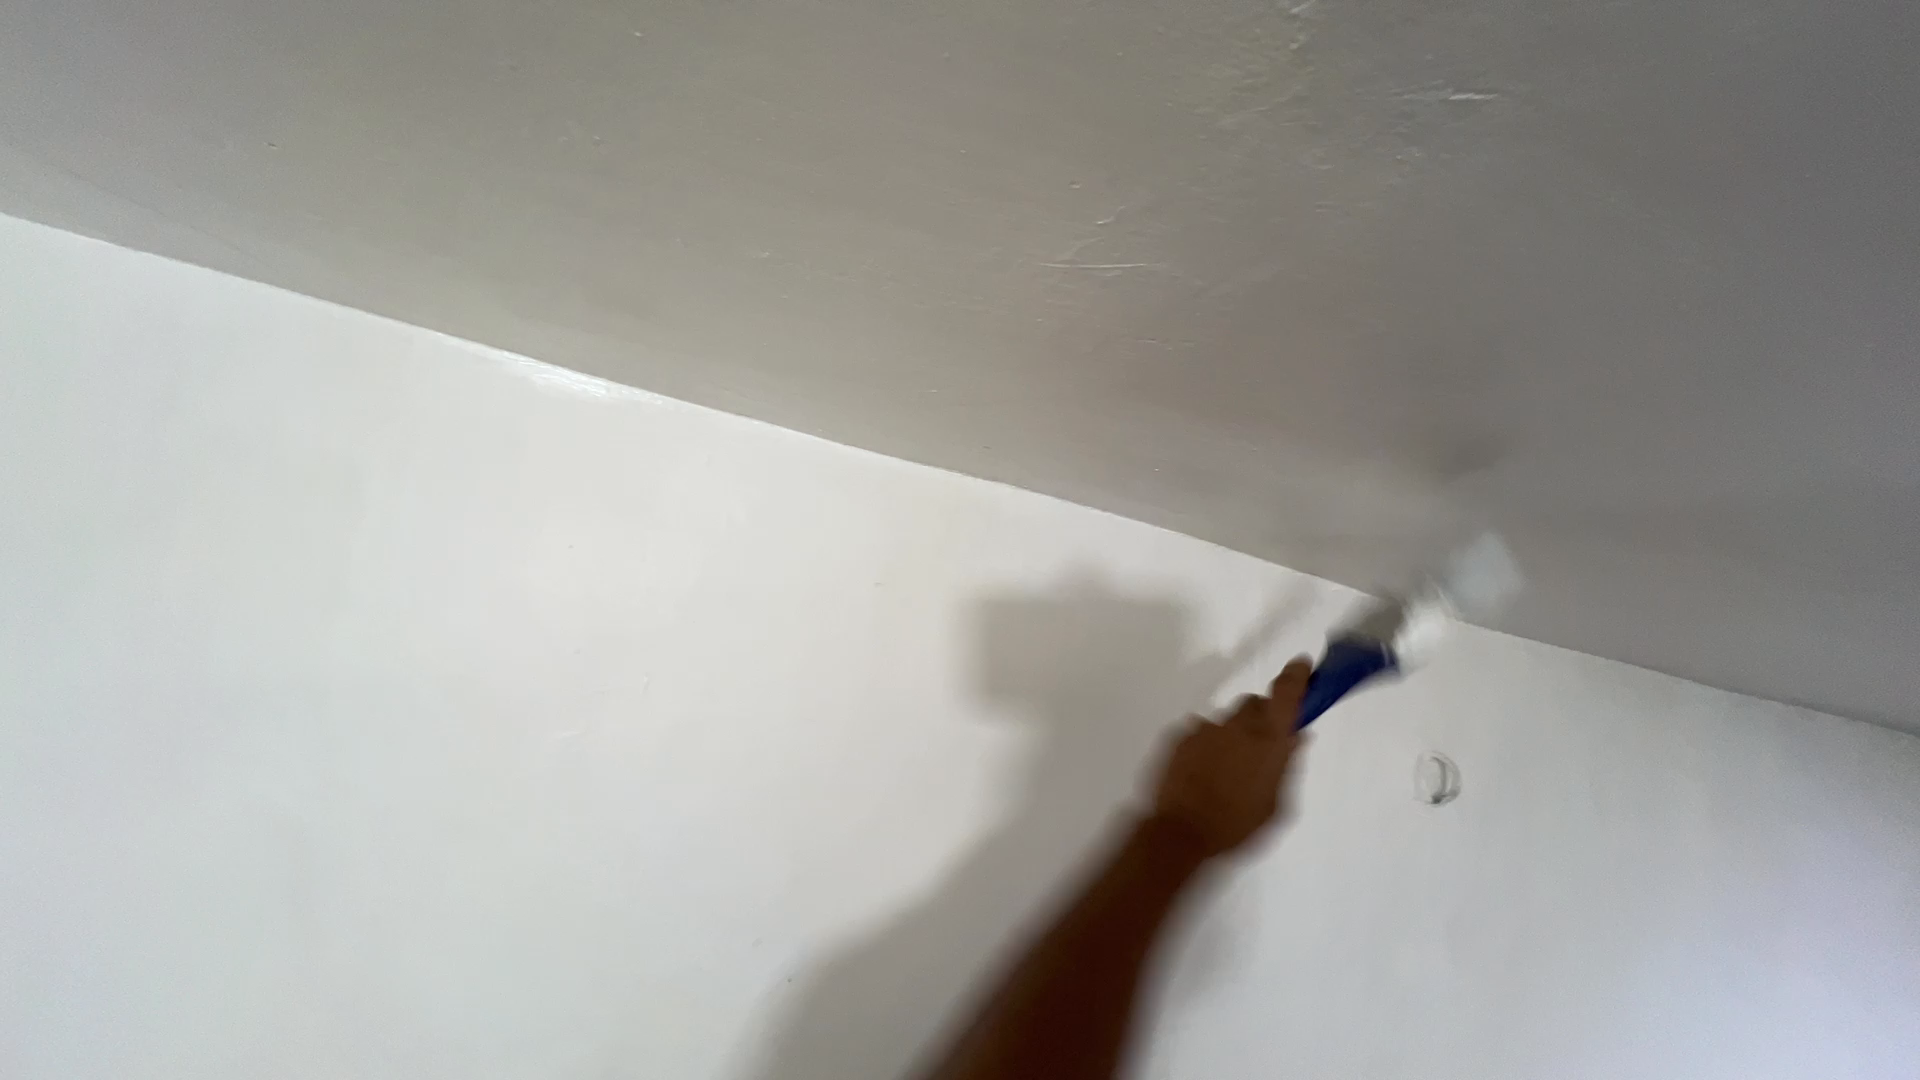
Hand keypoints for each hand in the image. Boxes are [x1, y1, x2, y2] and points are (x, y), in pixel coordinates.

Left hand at [1150, 657, 1310, 854]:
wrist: (1180, 832)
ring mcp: (1202, 728)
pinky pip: (1197, 733)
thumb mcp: (1276, 804)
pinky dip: (1203, 747)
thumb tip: (1297, 736)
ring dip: (1228, 737)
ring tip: (1222, 774)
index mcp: (1267, 740)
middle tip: (1258, 747)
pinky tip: (1199, 775)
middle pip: (1252, 705)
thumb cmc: (1238, 826)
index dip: (1296, 675)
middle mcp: (1235, 725)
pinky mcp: (1177, 736)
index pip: (1285, 694)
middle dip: (1259, 718)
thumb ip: (1286, 765)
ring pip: (1223, 722)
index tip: (1301, 664)